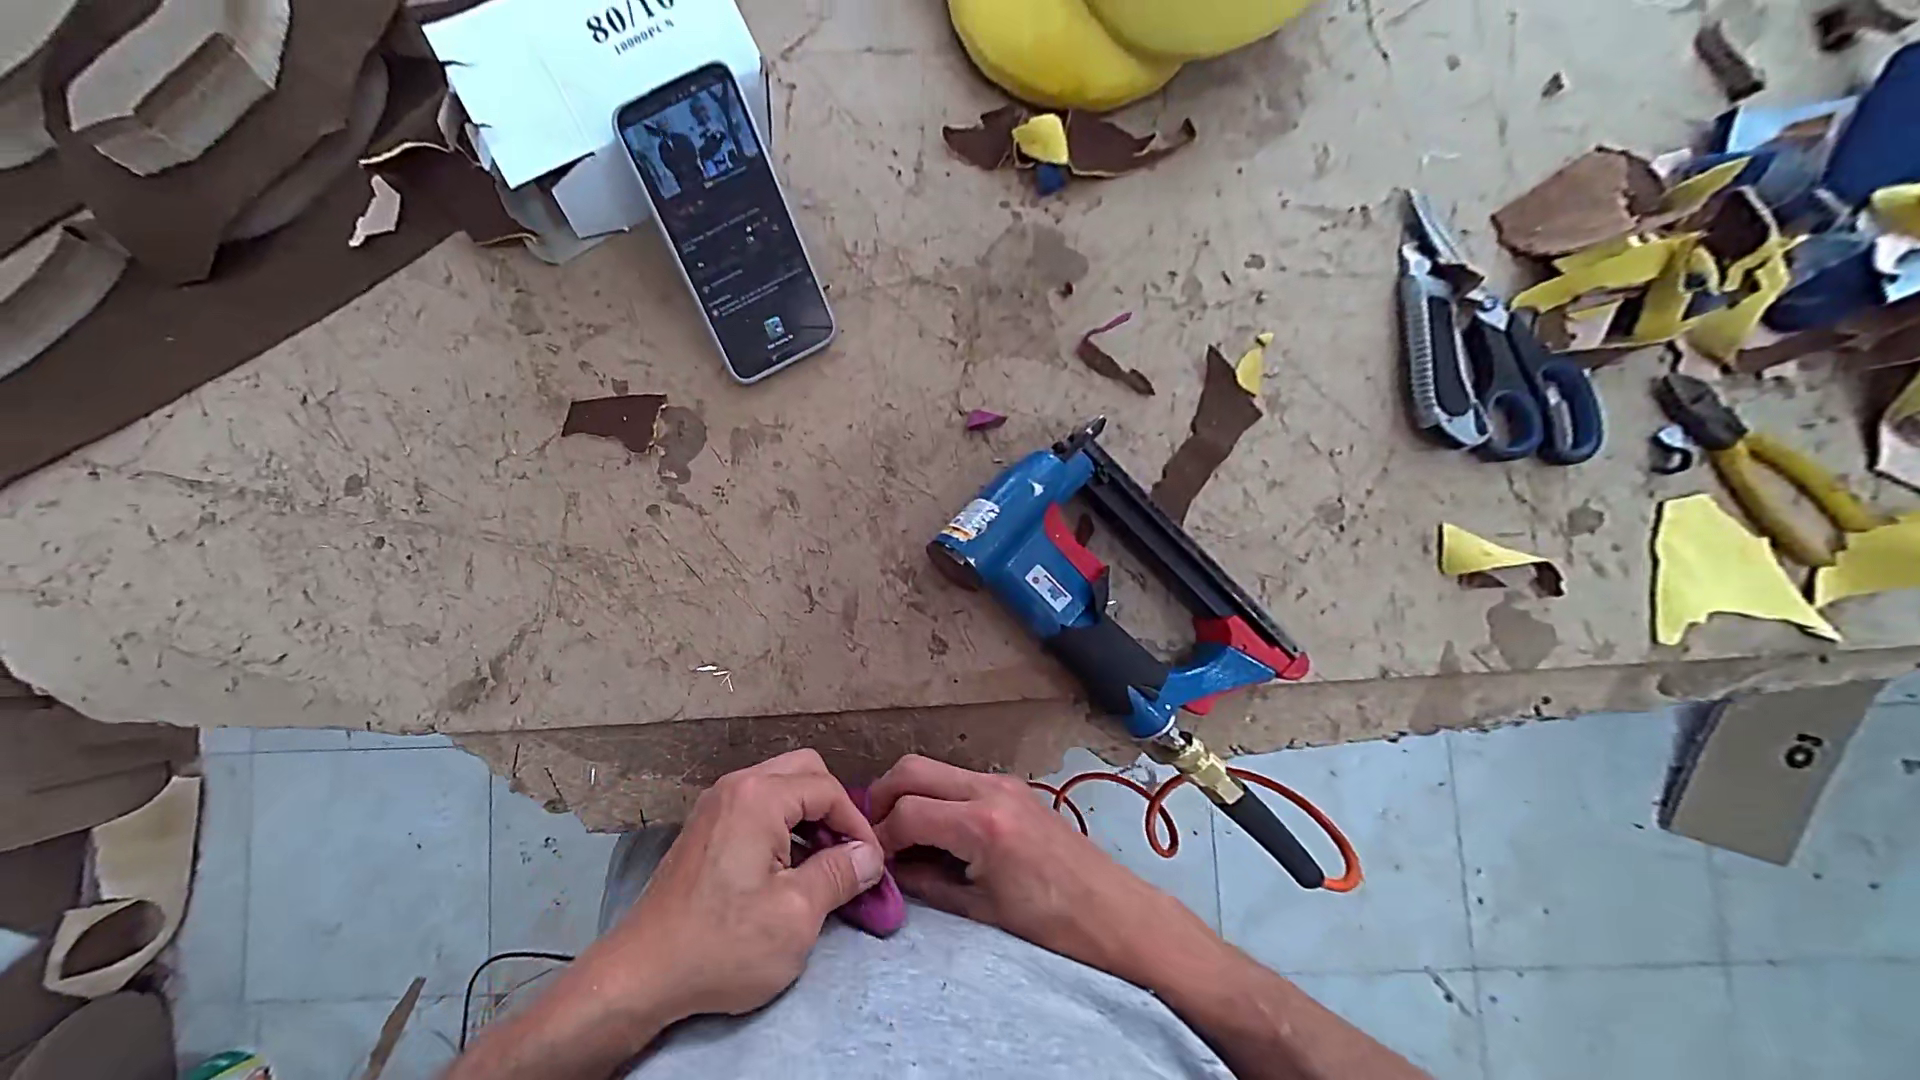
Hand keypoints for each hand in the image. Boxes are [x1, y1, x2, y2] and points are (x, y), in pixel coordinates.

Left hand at [590, 749, 885, 1020]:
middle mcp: (736, 786)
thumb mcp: (796, 914)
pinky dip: (783, 823)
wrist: (639, 977)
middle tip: (847, 851)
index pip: (828, 789)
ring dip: (809, 815)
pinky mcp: (705, 826)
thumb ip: (840, 875)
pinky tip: (789, 865)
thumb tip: (869, 857)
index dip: (857, 824)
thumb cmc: (722, 944)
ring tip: (823, 861)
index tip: (872, 863)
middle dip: (834, 807)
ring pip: (781, 785)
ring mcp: (715, 804)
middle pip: (805, 771)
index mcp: (759, 797)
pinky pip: (758, 804)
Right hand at [869, 754, 1209, 985]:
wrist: (1114, 911)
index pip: (907, 812)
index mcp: (983, 824)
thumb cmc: (1054, 922)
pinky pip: (959, 779)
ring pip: (935, 768)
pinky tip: (935, 830)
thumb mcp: (981, 911)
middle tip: (873, 834)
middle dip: (882, 797)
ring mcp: (1004, 783)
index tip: (872, 860)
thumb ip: (928, 884)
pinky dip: (936, 795)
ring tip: (901, 834)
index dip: (880, 836)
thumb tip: (891, 871)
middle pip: (912, 770)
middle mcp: (991, 790)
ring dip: (909, 793)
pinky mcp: (1013, 787)